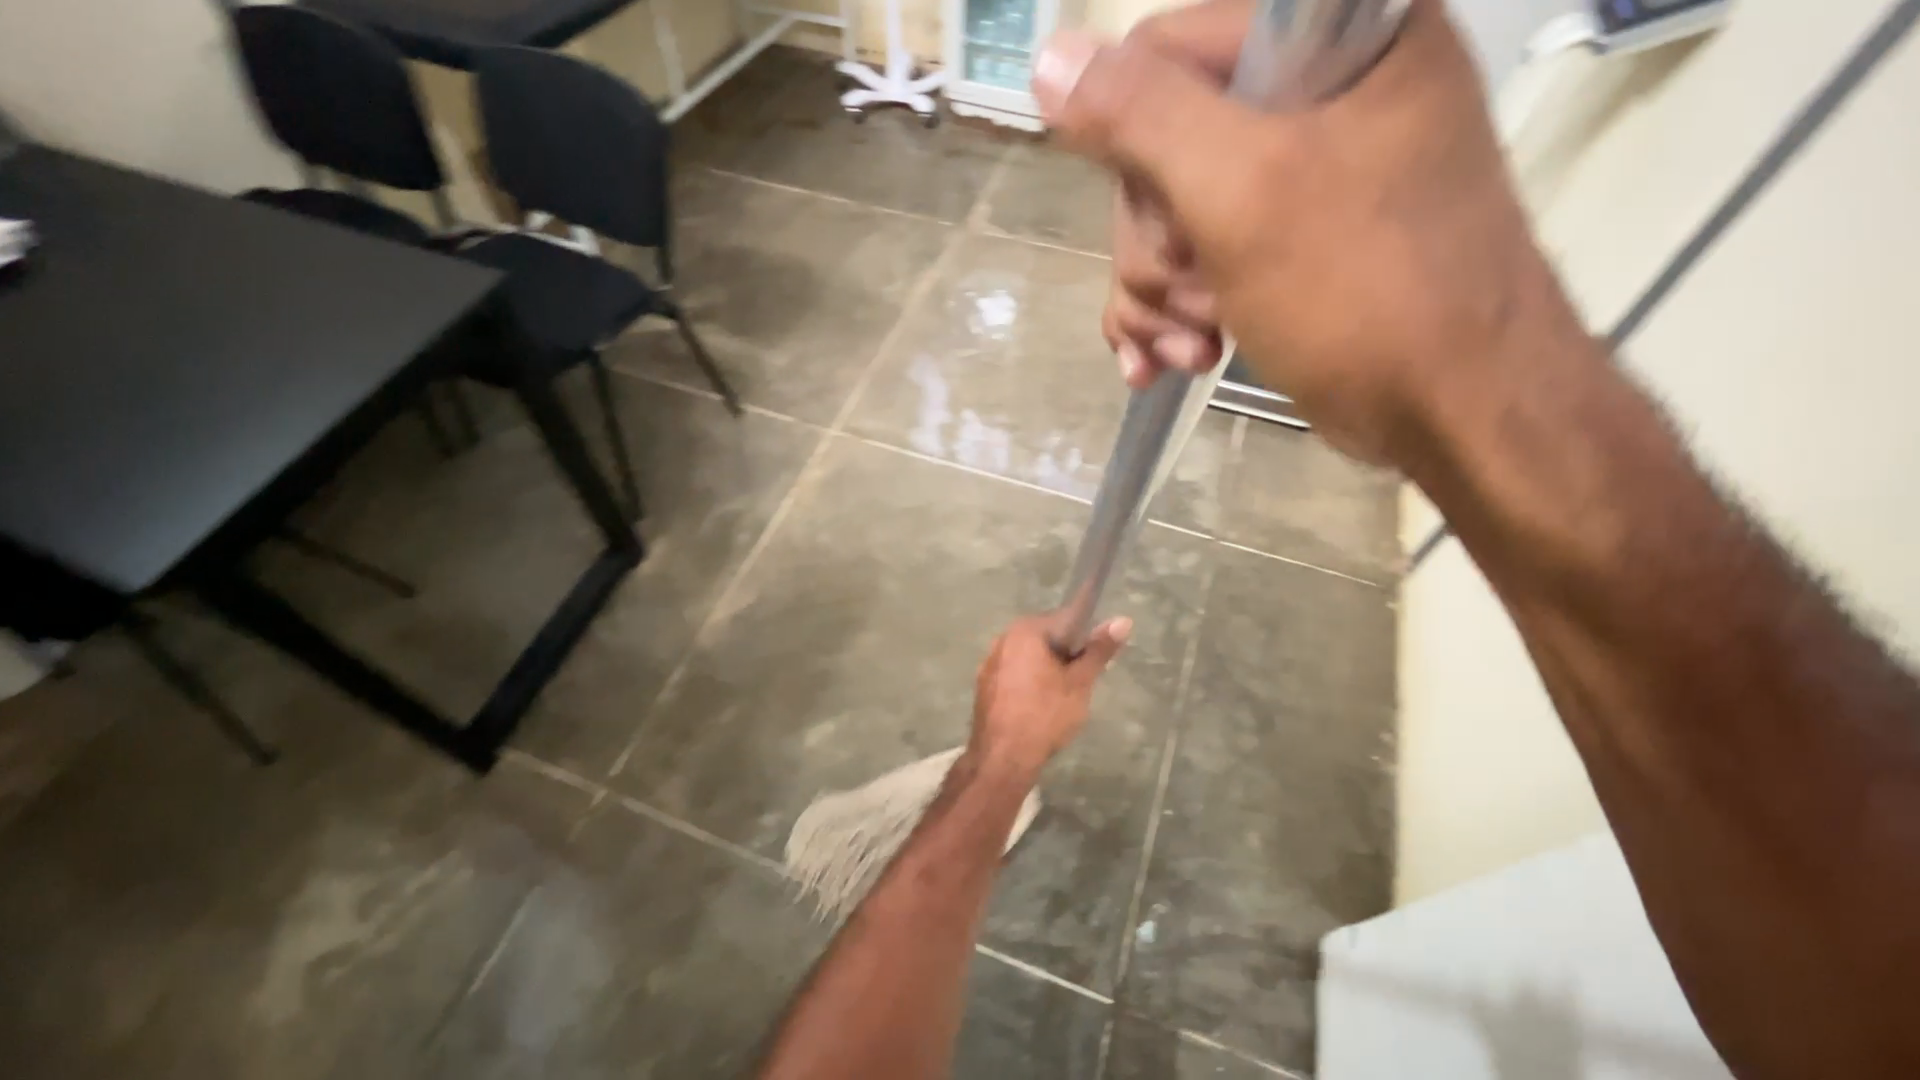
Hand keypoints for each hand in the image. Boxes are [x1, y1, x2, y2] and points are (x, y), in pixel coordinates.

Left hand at [969, 615, 1131, 778]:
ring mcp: (990, 662)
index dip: (1087, 637)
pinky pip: (1015, 673)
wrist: (1003, 757)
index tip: (1096, 659)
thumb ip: (1099, 650)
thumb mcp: (1080, 682)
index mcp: (1026, 630)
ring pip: (1030, 657)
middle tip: (1082, 681)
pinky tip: (1038, 706)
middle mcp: (1004, 638)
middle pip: (1046, 637)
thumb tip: (1123, 620)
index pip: (1067, 618)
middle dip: (1066, 654)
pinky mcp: (984, 685)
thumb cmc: (1046, 715)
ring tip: (1063, 696)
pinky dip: (1029, 682)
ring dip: (1048, 668)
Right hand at [1036, 0, 1581, 465]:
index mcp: (1335, 36)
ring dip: (1159, 293)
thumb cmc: (1366, 289)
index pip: (1168, 51)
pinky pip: (1199, 261)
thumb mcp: (1244, 192)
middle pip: (1162, 146)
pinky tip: (1166, 363)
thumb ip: (1144, 115)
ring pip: (1171, 216)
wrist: (1459, 410)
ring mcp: (1306, 176)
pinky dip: (1172, 315)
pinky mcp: (1292, 245)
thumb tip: (1049, 57)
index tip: (1164, 215)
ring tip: (1189, 346)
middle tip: (1188, 299)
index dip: (1136, 139)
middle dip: (1155, 242)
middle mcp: (1321, 92)